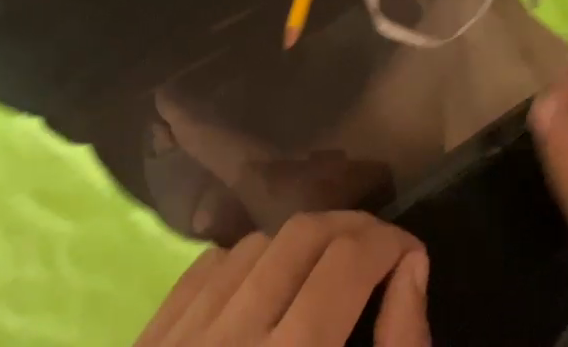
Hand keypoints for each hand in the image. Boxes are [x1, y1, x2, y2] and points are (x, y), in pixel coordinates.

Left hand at [134, 211, 430, 346]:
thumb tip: (414, 266)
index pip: (348, 260)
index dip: (392, 242)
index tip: (413, 254)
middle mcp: (232, 333)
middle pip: (302, 236)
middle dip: (353, 230)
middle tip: (382, 252)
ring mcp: (182, 333)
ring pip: (253, 244)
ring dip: (301, 246)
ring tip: (327, 273)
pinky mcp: (153, 338)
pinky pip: (205, 268)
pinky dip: (246, 262)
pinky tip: (265, 286)